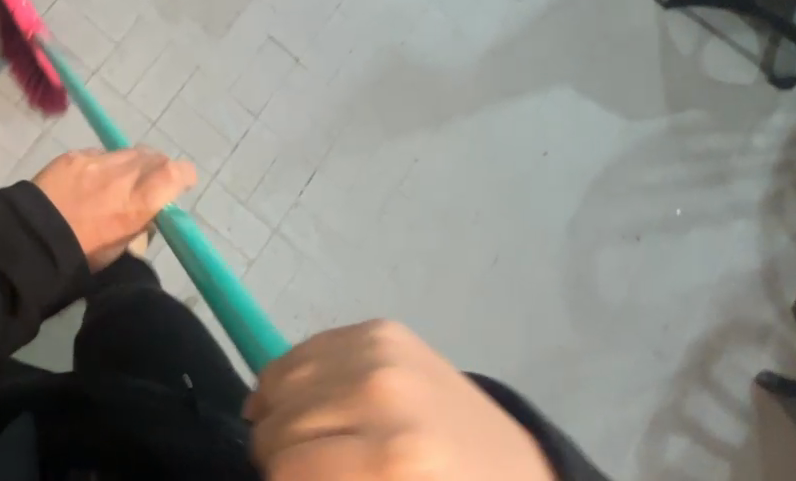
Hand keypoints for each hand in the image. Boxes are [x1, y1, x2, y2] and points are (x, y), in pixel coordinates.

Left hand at [31, 147, 195, 270]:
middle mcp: (121, 176)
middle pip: (151, 156)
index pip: (173, 174)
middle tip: (151, 178)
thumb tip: (147, 213)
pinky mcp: (73, 155)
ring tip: (118, 179)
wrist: (33, 238)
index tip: (183, 180)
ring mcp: (96, 162)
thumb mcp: (120, 248)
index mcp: (137, 204)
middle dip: (156, 165)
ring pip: (125, 152)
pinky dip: (101, 164)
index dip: (182, 174)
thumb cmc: (80, 254)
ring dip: (129, 163)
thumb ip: (138, 224)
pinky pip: (97, 154)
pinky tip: (90, 179)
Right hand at [246, 321, 553, 480]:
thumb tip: (288, 473)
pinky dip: (287, 381)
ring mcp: (379, 350)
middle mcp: (380, 391)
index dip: (280, 480)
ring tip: (286, 441)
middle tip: (286, 470)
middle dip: (275, 453)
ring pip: (283, 381)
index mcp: (396, 456)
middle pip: (284, 422)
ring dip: (275, 415)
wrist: (520, 468)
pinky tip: (295, 406)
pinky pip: (303, 352)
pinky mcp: (378, 330)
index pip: (291, 465)